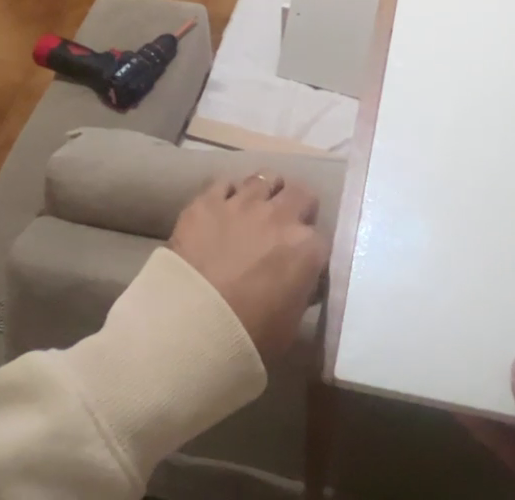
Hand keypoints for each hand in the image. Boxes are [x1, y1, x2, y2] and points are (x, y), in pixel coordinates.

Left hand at [168, 173, 328, 359]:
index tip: (303, 261)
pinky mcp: (207, 202)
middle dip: (297, 206)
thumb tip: (302, 282)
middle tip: (285, 224)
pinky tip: (221, 208)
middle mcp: (279, 216)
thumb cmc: (249, 335)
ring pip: (264, 178)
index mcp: (306, 248)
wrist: (192, 326)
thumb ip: (301, 293)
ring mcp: (242, 204)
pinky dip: (226, 194)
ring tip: (255, 208)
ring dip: (265, 191)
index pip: (321, 238)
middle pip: (300, 193)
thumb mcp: (291, 324)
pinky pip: (223, 183)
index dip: (311, 249)